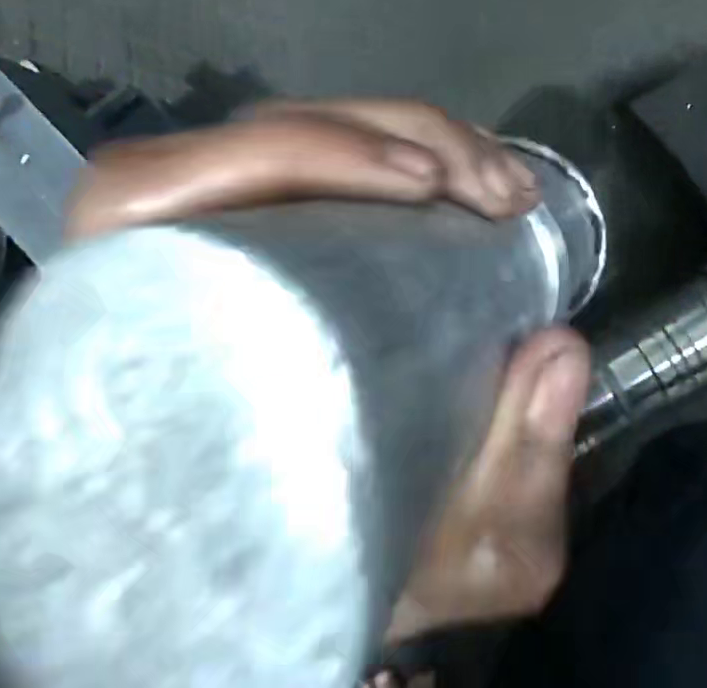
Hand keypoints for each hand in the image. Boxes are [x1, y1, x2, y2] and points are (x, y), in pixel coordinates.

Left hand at [62, 99, 586, 641]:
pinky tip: (470, 172)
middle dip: (385, 136)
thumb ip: (508, 479)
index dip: (282, 154)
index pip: (150, 190)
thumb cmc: (349, 569)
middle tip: (488, 187)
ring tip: (498, 182)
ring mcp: (228, 242)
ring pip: (296, 129)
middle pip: (252, 139)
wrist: (334, 576)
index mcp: (144, 343)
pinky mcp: (282, 232)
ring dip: (408, 131)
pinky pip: (326, 152)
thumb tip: (562, 350)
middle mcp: (172, 273)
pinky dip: (401, 140)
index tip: (420, 187)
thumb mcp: (446, 556)